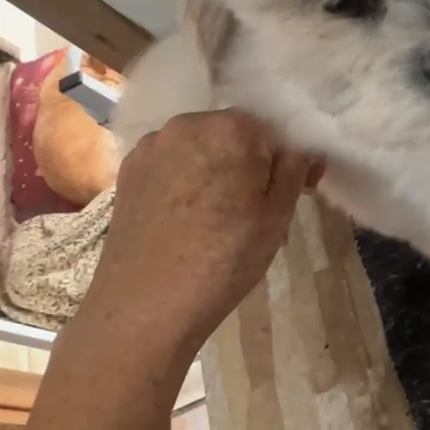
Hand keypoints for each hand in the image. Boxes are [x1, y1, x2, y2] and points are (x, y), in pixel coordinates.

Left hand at [83, 109, 318, 357]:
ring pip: (203, 151)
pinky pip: (173, 166)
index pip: (274, 130)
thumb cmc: (226, 258)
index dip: (291, 159)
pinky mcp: (127, 173)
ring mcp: (150, 148)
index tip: (302, 191)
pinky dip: (190, 183)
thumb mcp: (278, 215)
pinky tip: (194, 221)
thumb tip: (301, 151)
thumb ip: (295, 172)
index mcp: (229, 129)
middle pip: (235, 135)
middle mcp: (185, 125)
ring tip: (228, 220)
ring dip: (221, 174)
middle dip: (254, 164)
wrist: (146, 304)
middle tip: (265, 210)